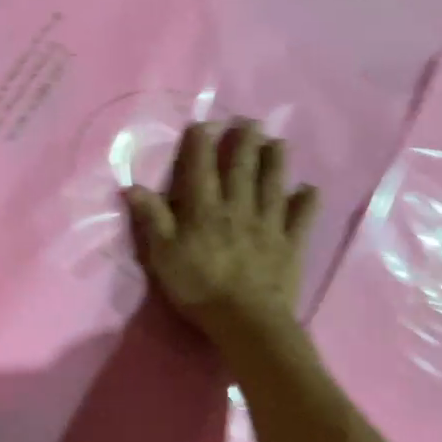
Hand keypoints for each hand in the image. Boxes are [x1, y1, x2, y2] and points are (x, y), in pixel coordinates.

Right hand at [123, 119, 319, 357]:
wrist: (246, 320)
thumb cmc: (197, 288)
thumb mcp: (162, 255)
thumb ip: (151, 218)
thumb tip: (133, 186)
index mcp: (204, 211)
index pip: (200, 170)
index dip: (201, 146)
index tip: (203, 124)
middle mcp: (238, 210)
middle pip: (241, 171)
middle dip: (243, 144)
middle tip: (249, 121)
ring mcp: (268, 226)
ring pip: (273, 187)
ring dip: (275, 162)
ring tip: (278, 142)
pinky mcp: (290, 245)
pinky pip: (301, 219)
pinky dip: (306, 203)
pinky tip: (309, 190)